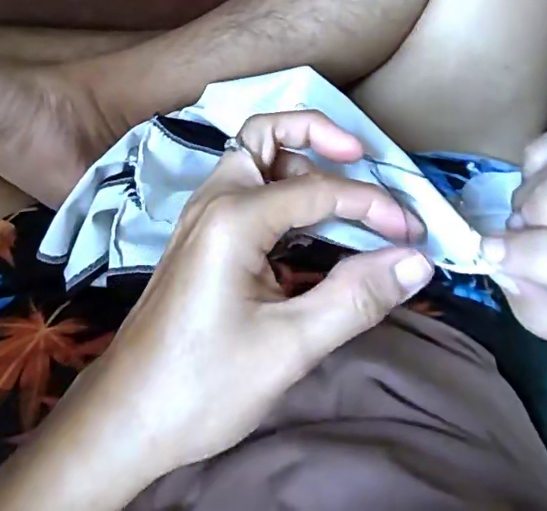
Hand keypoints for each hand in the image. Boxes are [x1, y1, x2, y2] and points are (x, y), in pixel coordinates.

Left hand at [62, 110, 435, 484]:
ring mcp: (204, 215)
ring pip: (256, 160)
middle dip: (317, 134)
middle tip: (364, 158)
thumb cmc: (204, 383)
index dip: (371, 205)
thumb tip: (416, 261)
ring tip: (349, 196)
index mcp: (232, 216)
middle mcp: (213, 199)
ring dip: (302, 163)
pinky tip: (314, 228)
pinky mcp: (204, 236)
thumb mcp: (289, 346)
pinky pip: (249, 192)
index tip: (413, 232)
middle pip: (264, 134)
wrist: (130, 413)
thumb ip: (355, 297)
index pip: (316, 188)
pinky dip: (285, 193)